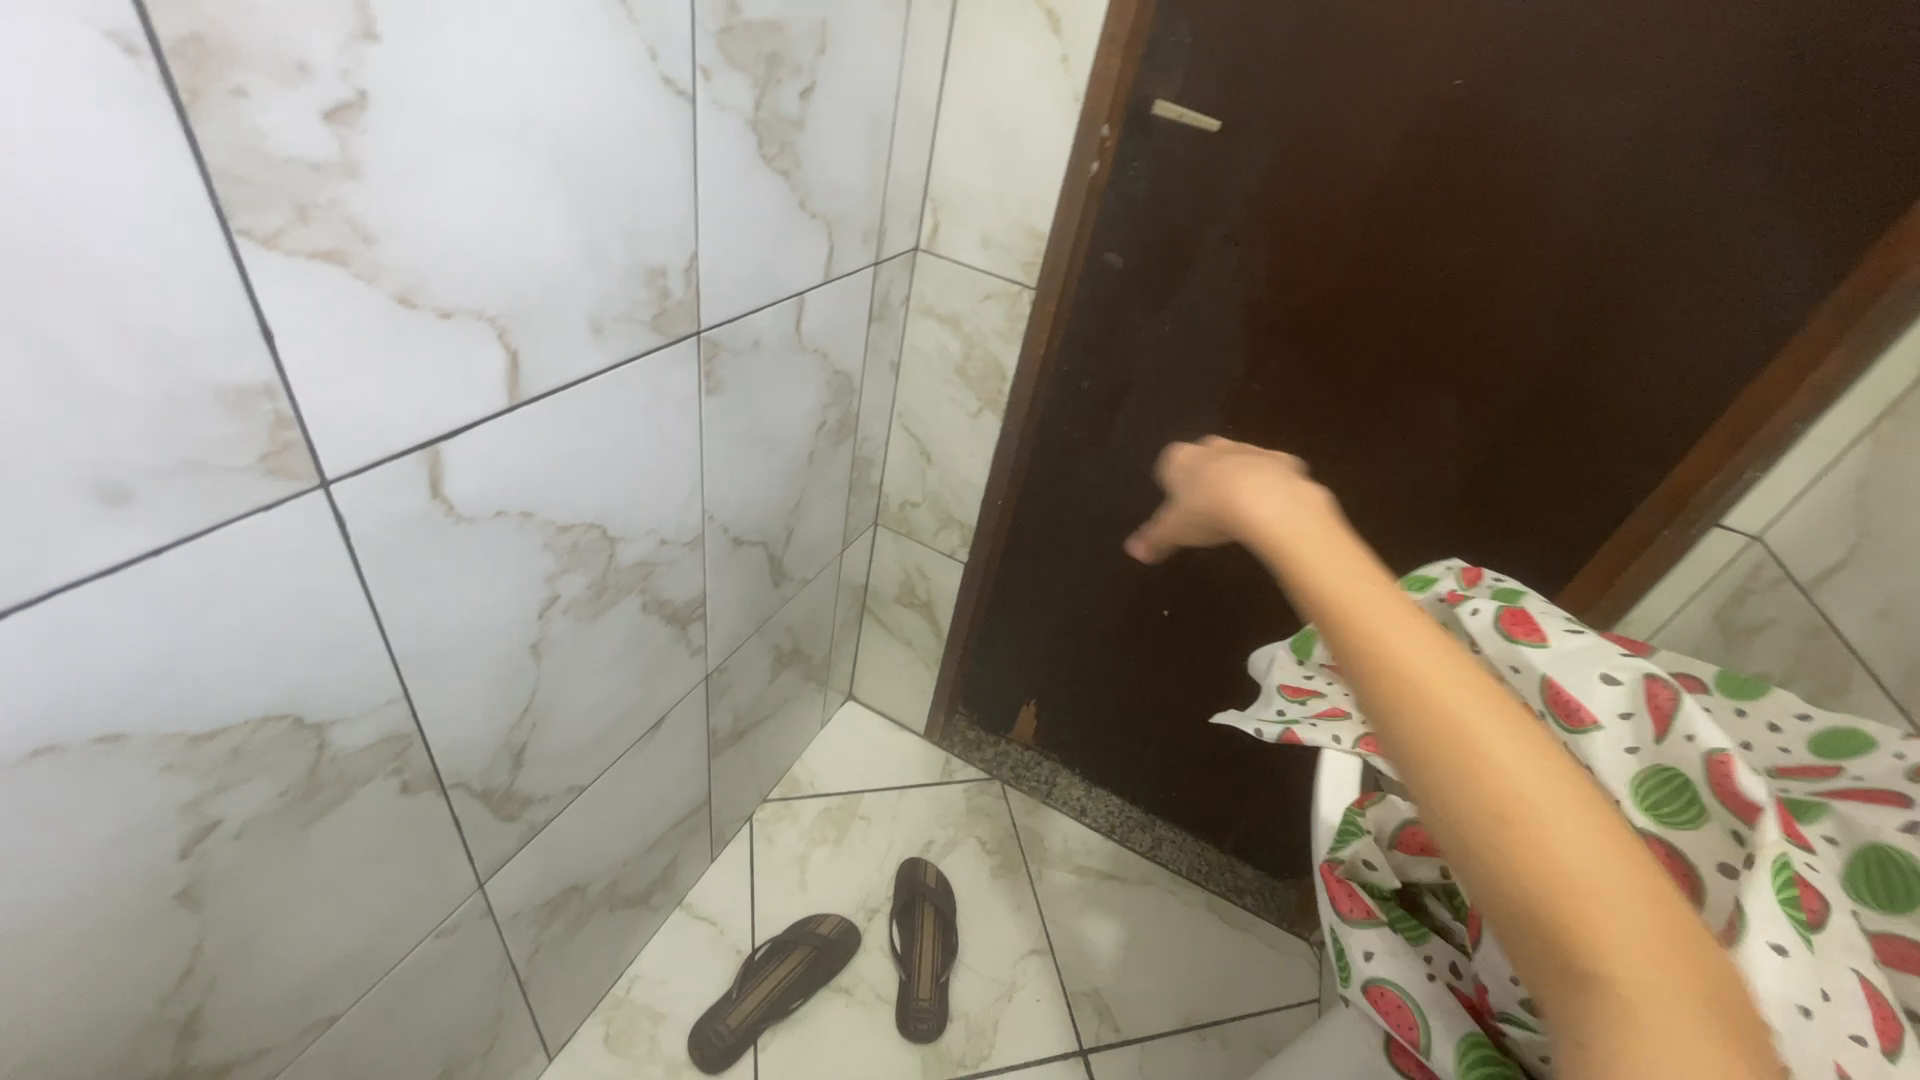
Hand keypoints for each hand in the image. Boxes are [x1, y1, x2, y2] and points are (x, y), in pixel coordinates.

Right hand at [1124, 437, 1330, 563]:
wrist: (1265, 500)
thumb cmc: (1206, 512)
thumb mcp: (1173, 531)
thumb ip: (1153, 539)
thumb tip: (1133, 551)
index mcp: (1178, 459)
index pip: (1168, 467)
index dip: (1173, 487)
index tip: (1179, 508)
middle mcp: (1211, 447)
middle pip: (1203, 461)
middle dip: (1205, 480)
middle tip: (1207, 511)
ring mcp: (1248, 450)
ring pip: (1238, 464)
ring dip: (1237, 482)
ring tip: (1239, 515)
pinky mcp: (1281, 460)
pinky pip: (1272, 474)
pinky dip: (1270, 487)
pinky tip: (1270, 511)